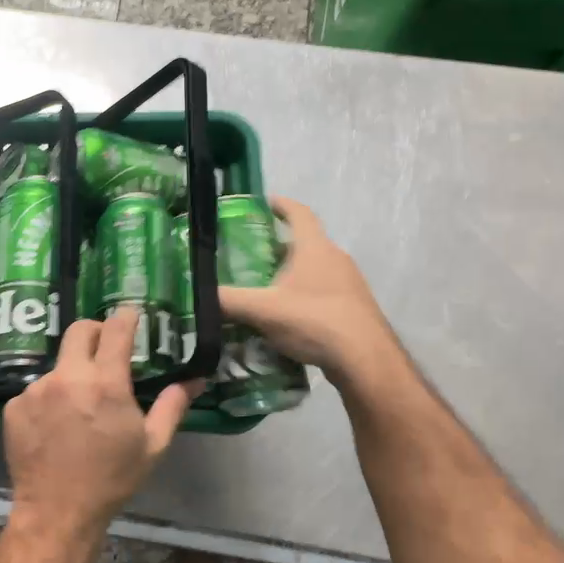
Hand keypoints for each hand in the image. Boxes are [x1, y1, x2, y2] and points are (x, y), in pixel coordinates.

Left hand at [2, 306, 201, 544]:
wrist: (58, 511)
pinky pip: (36, 391)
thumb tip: (193, 380)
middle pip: (78, 331)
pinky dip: (49, 400)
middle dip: (95, 332)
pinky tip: (56, 426)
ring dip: (72, 375)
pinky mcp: (14, 407)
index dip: (126, 316)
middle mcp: (67, 378)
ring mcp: (35, 391)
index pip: (116, 330)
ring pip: (57, 366)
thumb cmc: (111, 479)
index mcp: (105, 384)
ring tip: (80, 406)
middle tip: (106, 347)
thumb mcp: (152, 446)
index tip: (132, 315)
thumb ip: (172, 406)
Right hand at [218, 196, 396, 383]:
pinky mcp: (354, 308)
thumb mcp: (262, 310)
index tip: (265, 203)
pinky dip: (304, 298)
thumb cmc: (313, 320)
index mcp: (314, 247)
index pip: (299, 213)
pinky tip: (288, 319)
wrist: (364, 359)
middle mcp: (335, 258)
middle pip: (305, 243)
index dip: (281, 204)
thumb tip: (199, 297)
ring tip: (265, 291)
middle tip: (251, 258)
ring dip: (292, 275)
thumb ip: (228, 301)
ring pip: (314, 270)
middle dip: (278, 247)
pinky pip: (323, 294)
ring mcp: (349, 284)